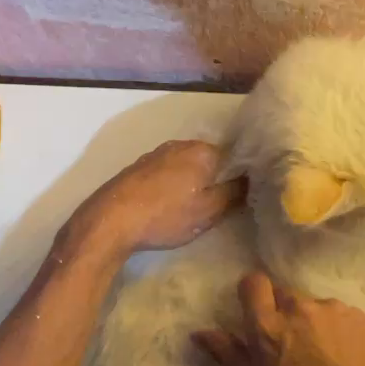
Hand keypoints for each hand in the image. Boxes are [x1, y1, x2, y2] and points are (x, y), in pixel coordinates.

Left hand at [59, 141, 242, 258]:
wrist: (111, 221)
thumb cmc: (165, 216)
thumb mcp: (208, 211)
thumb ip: (234, 193)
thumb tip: (253, 178)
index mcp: (202, 150)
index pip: (233, 157)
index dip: (239, 176)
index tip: (241, 195)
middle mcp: (179, 144)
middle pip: (207, 160)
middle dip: (214, 178)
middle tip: (218, 205)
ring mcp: (155, 154)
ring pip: (184, 166)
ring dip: (191, 183)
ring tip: (192, 207)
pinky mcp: (137, 168)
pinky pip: (165, 174)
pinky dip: (171, 186)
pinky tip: (167, 204)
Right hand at [193, 271, 364, 365]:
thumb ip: (226, 354)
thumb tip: (200, 332)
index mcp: (267, 324)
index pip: (252, 282)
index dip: (252, 295)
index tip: (255, 315)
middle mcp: (298, 306)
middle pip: (283, 295)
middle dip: (280, 313)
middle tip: (287, 346)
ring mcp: (331, 308)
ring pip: (311, 305)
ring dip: (308, 322)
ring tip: (319, 356)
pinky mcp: (358, 315)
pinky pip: (337, 314)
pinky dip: (334, 329)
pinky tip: (340, 357)